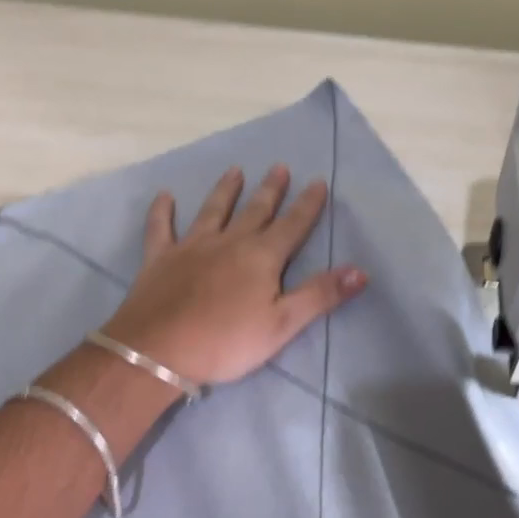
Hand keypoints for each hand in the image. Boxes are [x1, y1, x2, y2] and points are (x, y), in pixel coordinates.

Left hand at [99, 165, 367, 385]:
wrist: (158, 351)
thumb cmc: (226, 342)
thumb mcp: (282, 325)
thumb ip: (320, 295)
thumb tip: (361, 270)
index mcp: (261, 258)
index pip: (292, 225)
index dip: (307, 205)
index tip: (318, 181)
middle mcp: (229, 242)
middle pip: (255, 211)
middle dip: (270, 190)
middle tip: (279, 166)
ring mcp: (192, 247)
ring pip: (212, 210)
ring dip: (225, 190)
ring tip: (235, 171)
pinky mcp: (160, 258)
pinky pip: (160, 228)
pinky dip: (162, 211)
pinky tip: (164, 196)